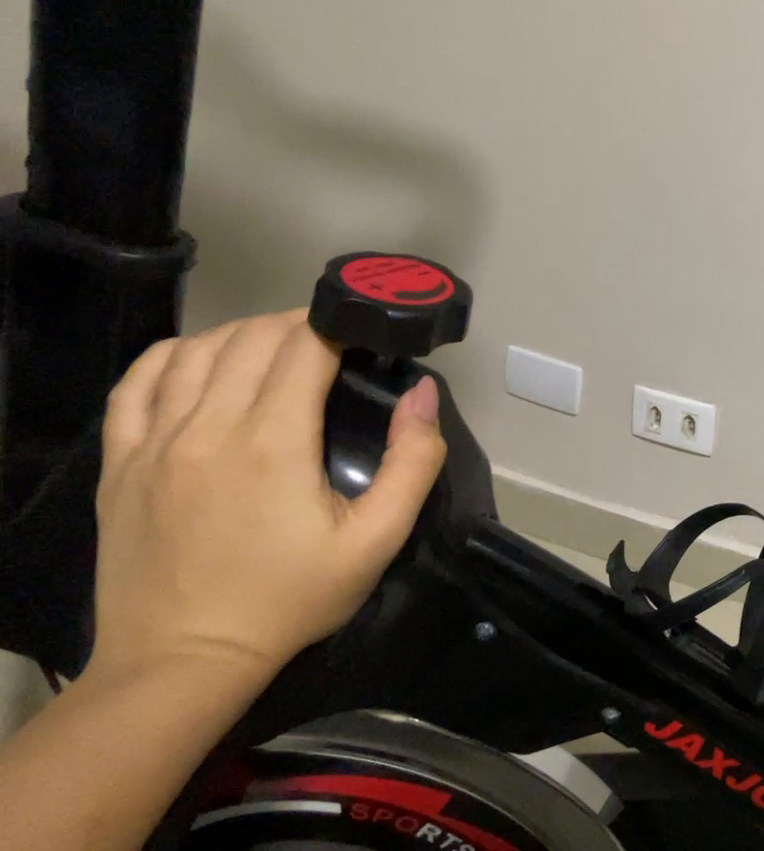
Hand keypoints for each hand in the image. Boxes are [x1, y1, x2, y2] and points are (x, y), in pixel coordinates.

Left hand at [89, 310, 446, 683]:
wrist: (184, 660)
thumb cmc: (292, 598)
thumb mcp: (379, 538)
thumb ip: (413, 460)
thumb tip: (422, 392)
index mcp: (273, 443)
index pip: (304, 348)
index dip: (340, 325)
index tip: (368, 330)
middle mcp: (206, 429)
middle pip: (250, 339)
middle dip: (298, 323)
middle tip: (336, 337)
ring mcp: (152, 444)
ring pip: (194, 351)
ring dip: (243, 333)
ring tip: (280, 344)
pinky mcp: (120, 463)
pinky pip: (137, 383)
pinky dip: (174, 355)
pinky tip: (203, 359)